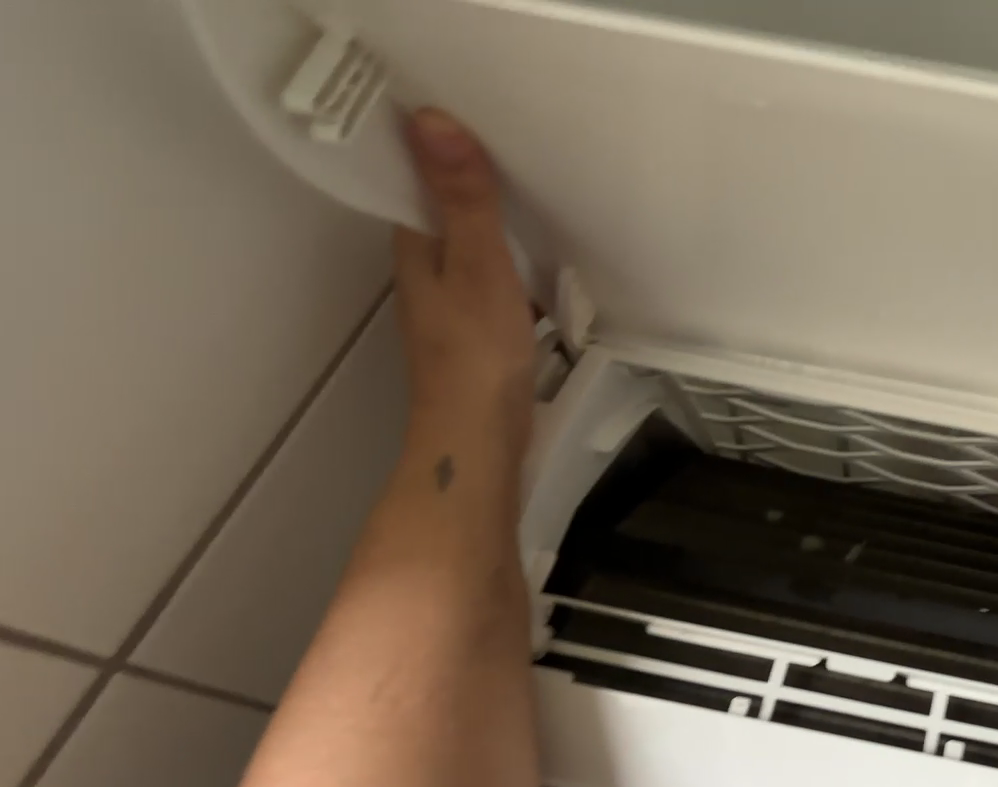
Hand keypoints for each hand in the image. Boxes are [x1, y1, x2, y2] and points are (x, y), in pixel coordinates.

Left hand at [392, 108, 535, 451]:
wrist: (480, 436)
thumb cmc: (476, 353)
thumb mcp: (479, 269)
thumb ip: (465, 202)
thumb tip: (432, 118)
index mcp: (415, 246)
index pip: (416, 177)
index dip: (439, 145)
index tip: (476, 112)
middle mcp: (428, 269)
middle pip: (450, 212)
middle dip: (480, 183)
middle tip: (524, 146)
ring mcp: (456, 302)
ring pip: (479, 248)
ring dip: (506, 228)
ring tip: (547, 196)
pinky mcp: (484, 330)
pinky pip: (503, 281)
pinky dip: (524, 269)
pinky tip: (556, 267)